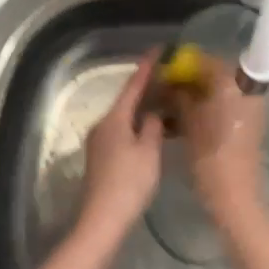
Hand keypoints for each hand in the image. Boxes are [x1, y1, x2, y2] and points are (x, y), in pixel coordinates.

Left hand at [78, 48, 165, 233]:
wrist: (102, 219)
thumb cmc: (129, 182)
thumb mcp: (149, 152)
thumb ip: (153, 127)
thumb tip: (152, 114)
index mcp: (114, 118)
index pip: (132, 85)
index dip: (147, 67)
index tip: (159, 49)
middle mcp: (102, 124)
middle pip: (127, 100)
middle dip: (147, 88)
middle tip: (169, 77)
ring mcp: (99, 141)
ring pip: (124, 117)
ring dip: (143, 109)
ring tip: (166, 103)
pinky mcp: (101, 157)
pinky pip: (122, 131)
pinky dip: (138, 125)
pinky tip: (152, 130)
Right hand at [177, 58, 267, 224]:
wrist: (234, 197)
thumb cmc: (209, 157)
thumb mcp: (188, 123)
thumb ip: (180, 97)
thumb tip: (171, 83)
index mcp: (233, 84)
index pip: (207, 61)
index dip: (185, 64)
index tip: (168, 71)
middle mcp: (246, 90)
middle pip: (217, 74)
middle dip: (193, 79)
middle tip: (169, 89)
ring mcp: (251, 108)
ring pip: (222, 91)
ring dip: (200, 94)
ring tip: (175, 106)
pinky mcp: (250, 124)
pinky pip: (228, 106)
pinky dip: (210, 108)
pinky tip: (189, 120)